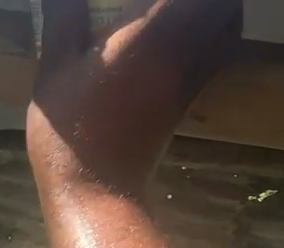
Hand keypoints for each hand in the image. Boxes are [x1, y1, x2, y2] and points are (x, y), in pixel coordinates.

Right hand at [26, 0, 241, 196]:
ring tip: (181, 11)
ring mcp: (191, 77)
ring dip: (216, 8)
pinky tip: (178, 40)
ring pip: (228, 23)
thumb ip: (63, 18)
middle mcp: (184, 46)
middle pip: (224, 4)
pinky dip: (212, 36)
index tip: (142, 1)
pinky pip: (216, 54)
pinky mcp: (186, 102)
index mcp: (154, 29)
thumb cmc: (71, 132)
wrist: (95, 192)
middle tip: (163, 3)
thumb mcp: (55, 71)